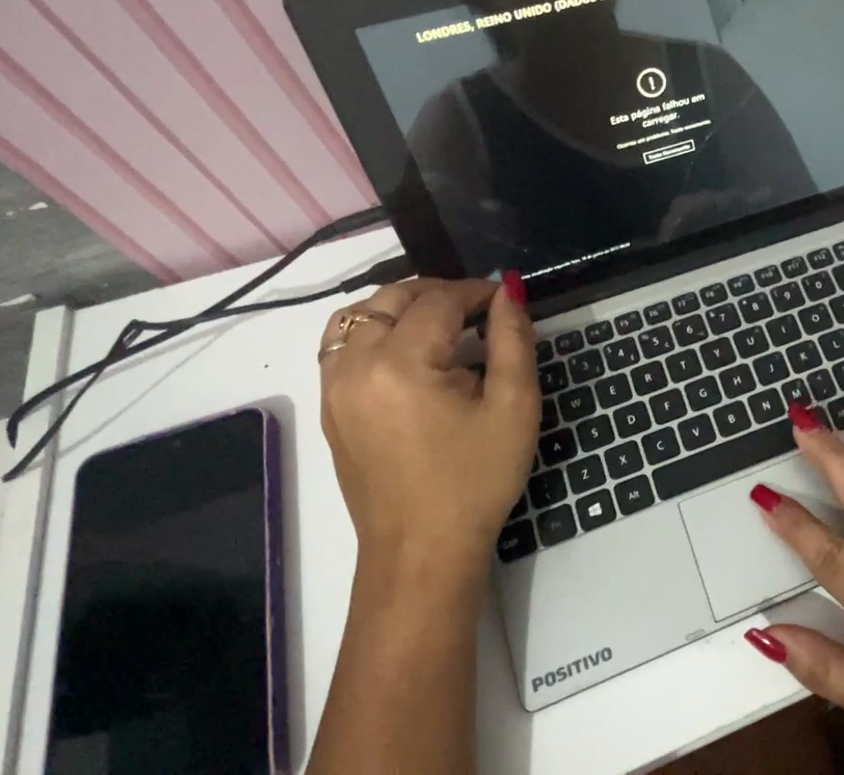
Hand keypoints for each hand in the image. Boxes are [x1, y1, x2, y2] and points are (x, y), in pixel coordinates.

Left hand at [317, 274, 538, 580]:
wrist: (422, 552)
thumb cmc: (476, 480)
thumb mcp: (513, 406)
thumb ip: (513, 339)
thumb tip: (508, 291)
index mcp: (401, 364)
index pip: (439, 300)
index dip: (476, 292)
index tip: (506, 300)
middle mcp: (355, 366)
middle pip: (392, 297)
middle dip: (439, 293)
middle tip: (481, 311)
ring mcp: (333, 388)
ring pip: (359, 316)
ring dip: (402, 307)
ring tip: (444, 326)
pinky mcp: (329, 408)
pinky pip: (343, 346)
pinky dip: (375, 332)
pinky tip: (412, 354)